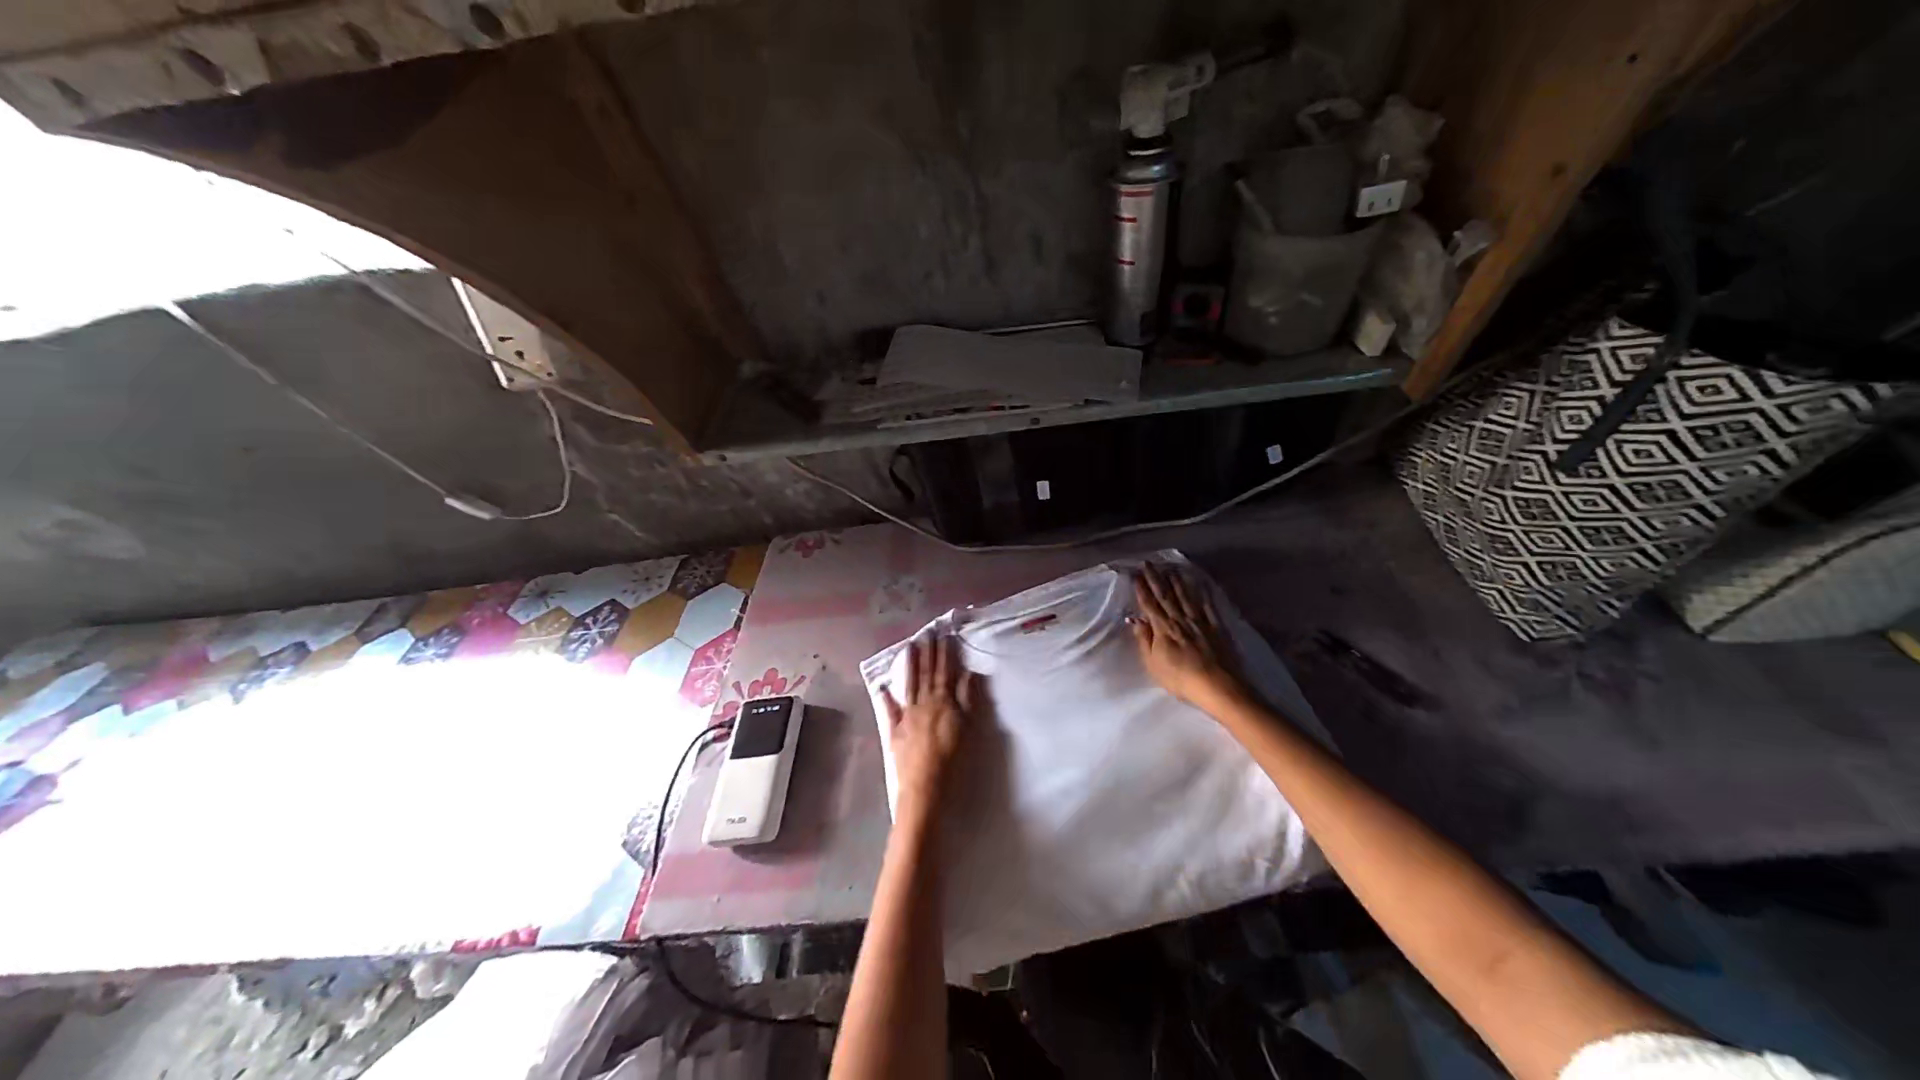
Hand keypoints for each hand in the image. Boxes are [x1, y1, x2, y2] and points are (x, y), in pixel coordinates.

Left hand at [880, 633, 978, 817]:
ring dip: (910, 665)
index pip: (944, 671)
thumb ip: (968, 699)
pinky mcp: (895, 732)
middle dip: (927, 652)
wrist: (925, 787)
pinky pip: (890, 711)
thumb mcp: (968, 728)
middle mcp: (923, 704)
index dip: (944, 652)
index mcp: (942, 702)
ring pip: (909, 685)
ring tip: (909, 647)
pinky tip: (882, 686)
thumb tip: (969, 673)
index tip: (943, 634)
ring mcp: (907, 717)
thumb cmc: (953, 760)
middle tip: (926, 632)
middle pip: (926, 674)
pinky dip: (887, 698)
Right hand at [1131, 563, 1243, 709]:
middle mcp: (1180, 619)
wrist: (1217, 686)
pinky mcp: (1216, 627)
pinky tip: (1199, 584)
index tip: (1136, 574)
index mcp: (1163, 628)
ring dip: (1177, 582)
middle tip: (1149, 563)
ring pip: (1185, 596)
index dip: (1142, 589)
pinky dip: (1202, 593)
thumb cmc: (1180, 678)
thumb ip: (1145, 640)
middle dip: (1156, 579)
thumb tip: (1136, 619)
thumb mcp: (1153, 664)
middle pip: (1165, 596)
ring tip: (1171, 569)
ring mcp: (1199, 621)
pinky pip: (1207, 605)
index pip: (1149, 604)